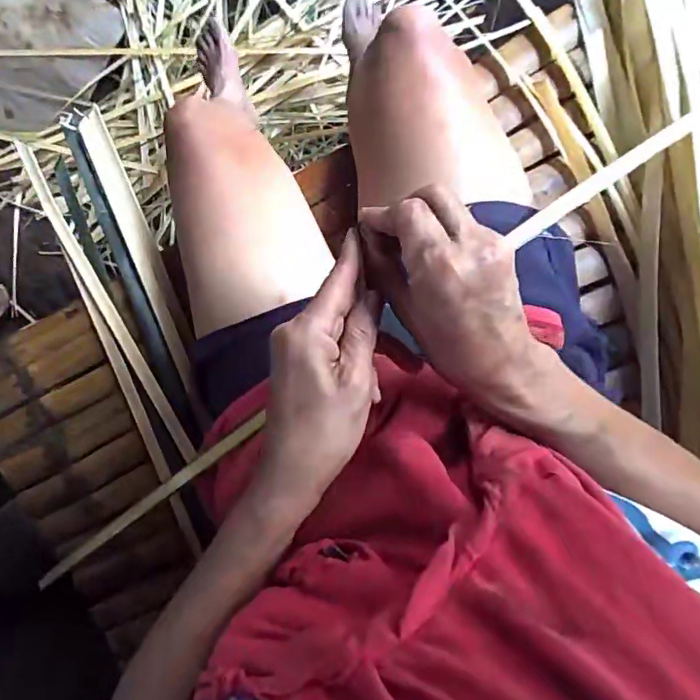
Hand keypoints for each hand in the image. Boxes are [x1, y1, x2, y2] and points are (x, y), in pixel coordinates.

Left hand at [258, 231, 381, 502]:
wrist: (290, 473)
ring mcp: (289, 346)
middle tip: (410, 346)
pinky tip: (369, 387)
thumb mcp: (357, 380)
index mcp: (307, 330)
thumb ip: (364, 331)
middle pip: (341, 309)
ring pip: (338, 331)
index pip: (337, 282)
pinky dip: (351, 360)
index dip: (354, 256)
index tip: (363, 226)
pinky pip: (327, 347)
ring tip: (391, 379)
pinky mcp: (291, 361)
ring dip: (367, 349)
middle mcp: (291, 330)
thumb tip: (373, 294)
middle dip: (376, 323)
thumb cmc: (328, 430)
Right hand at [359, 184, 552, 420]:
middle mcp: (469, 243)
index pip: (408, 209)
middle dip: (409, 205)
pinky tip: (442, 255)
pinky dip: (449, 230)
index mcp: (439, 262)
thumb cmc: (449, 347)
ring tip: (417, 243)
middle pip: (433, 194)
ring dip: (430, 216)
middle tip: (396, 228)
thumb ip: (382, 265)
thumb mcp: (405, 308)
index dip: (384, 214)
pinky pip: (468, 223)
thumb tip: (367, 235)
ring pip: (453, 205)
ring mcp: (491, 241)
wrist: (503, 361)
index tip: (372, 226)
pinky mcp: (503, 245)